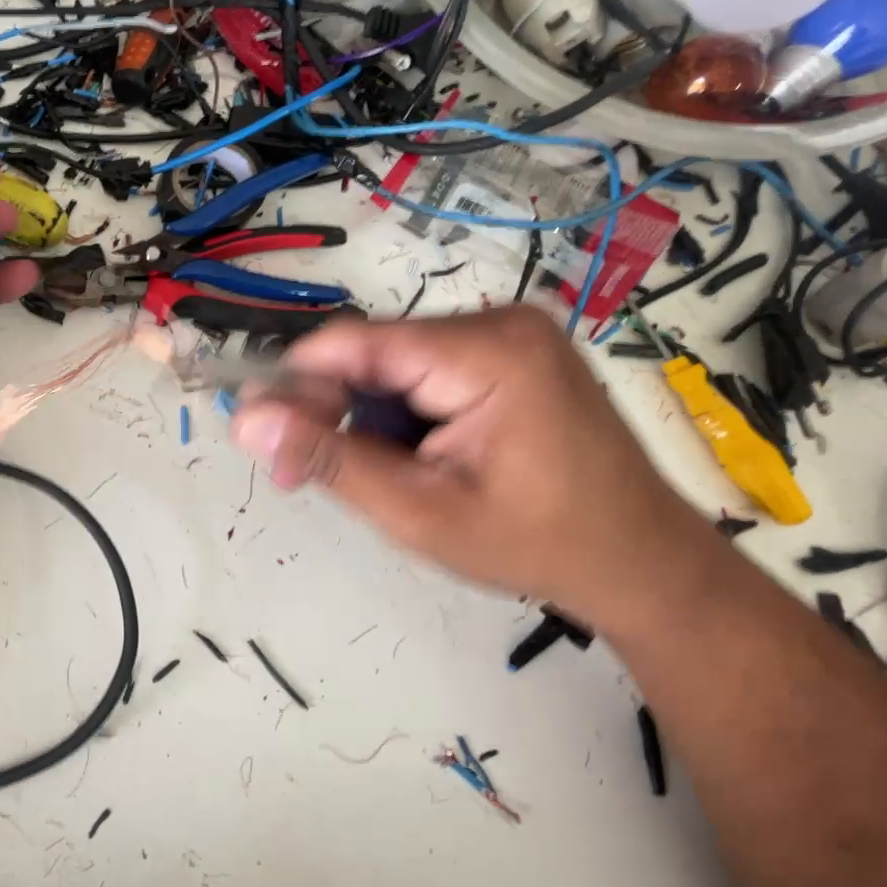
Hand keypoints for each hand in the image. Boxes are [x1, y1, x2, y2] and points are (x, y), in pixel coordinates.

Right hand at [230, 305, 714, 609]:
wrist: (643, 565)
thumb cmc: (534, 544)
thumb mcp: (416, 510)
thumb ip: (326, 458)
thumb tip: (243, 420)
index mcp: (487, 352)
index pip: (351, 344)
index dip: (293, 387)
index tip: (261, 440)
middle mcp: (498, 322)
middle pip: (369, 352)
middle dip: (327, 411)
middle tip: (298, 475)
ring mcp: (509, 336)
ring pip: (388, 365)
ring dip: (360, 418)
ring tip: (368, 477)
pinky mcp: (511, 355)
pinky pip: (420, 372)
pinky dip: (396, 415)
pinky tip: (405, 459)